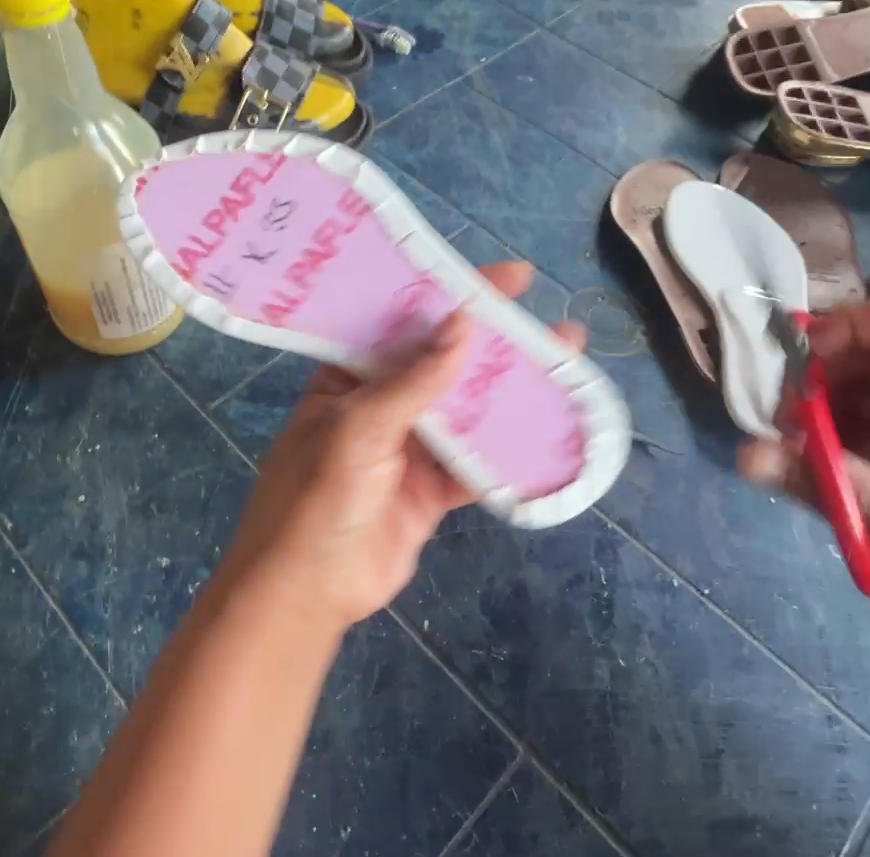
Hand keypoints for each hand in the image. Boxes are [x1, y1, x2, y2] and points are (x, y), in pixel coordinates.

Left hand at [223, 262, 586, 631]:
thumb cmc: (315, 499)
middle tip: (550, 323)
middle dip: (494, 343)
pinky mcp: (431, 490)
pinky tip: (550, 430)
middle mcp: (381, 404)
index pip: (404, 322)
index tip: (509, 277)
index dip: (452, 294)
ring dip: (511, 392)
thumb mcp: (358, 430)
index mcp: (348, 378)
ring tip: (563, 365)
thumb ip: (412, 382)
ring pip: (468, 411)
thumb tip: (462, 323)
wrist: (306, 592)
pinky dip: (510, 452)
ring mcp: (409, 448)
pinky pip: (477, 463)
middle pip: (445, 364)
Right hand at [739, 299, 869, 662]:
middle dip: (823, 369)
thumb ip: (823, 483)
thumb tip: (744, 453)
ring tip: (785, 433)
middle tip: (781, 406)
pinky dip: (823, 429)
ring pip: (862, 384)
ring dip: (817, 400)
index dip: (852, 327)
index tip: (798, 356)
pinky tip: (799, 453)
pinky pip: (857, 421)